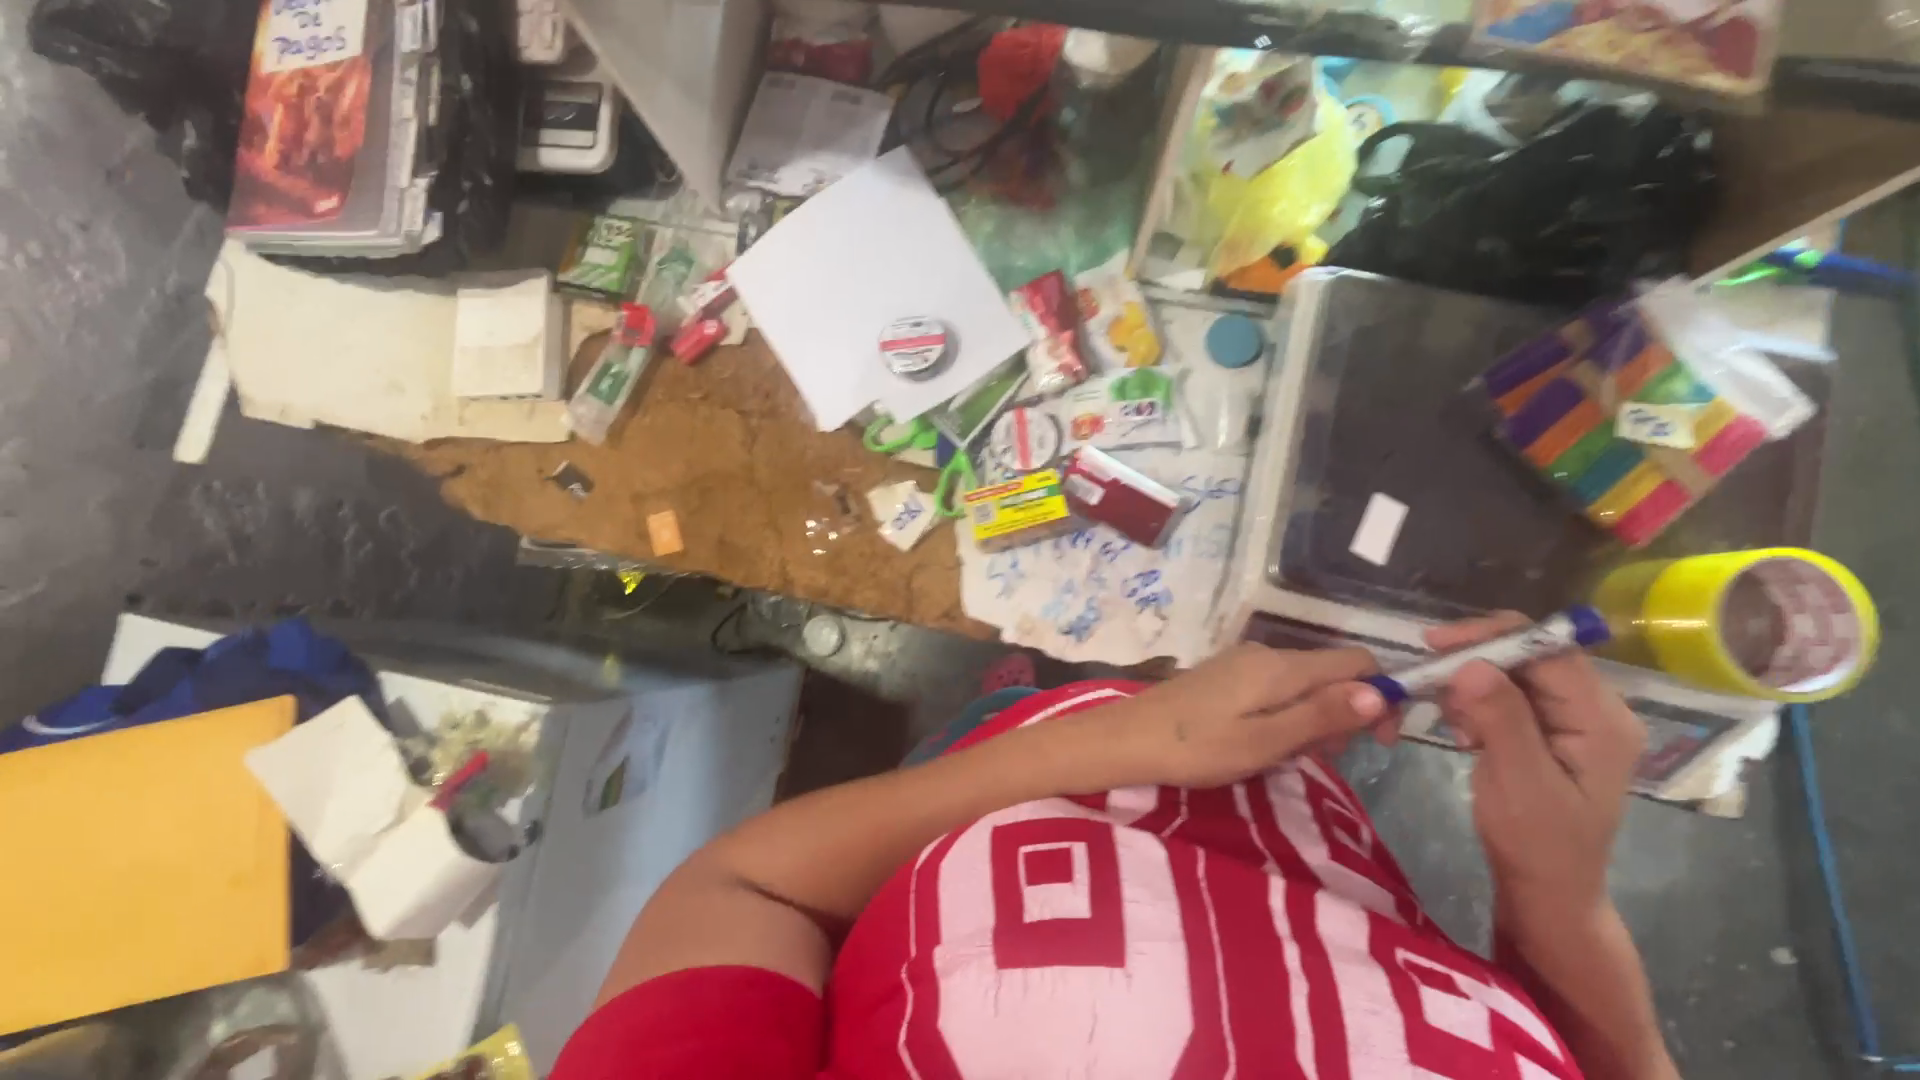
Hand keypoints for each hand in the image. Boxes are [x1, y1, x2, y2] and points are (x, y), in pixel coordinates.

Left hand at [1105, 643, 1388, 788]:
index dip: (1379, 697)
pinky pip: (1275, 690)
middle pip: (1331, 675)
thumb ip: (1322, 715)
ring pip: (1303, 686)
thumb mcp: (1267, 741)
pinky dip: (1284, 717)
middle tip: (1319, 756)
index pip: (1356, 662)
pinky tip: (1263, 745)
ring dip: (1311, 721)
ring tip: (1284, 756)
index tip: (1377, 741)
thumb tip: (1380, 692)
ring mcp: (1242, 663)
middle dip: (1342, 715)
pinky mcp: (1225, 677)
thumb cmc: (1199, 747)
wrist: (1128, 740)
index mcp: (1281, 666)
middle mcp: (1266, 654)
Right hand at [1432, 614, 1645, 927]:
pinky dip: (1475, 700)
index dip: (1492, 638)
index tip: (1434, 643)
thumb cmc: (1537, 842)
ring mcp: (1572, 717)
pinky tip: (1462, 729)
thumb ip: (1500, 720)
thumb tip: (1471, 665)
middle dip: (1475, 660)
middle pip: (1530, 655)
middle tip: (1428, 679)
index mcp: (1602, 719)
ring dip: (1471, 683)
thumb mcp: (1518, 782)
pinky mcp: (1548, 727)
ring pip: (1512, 671)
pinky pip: (1506, 692)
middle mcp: (1595, 708)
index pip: (1549, 651)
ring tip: (1449, 718)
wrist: (1546, 887)